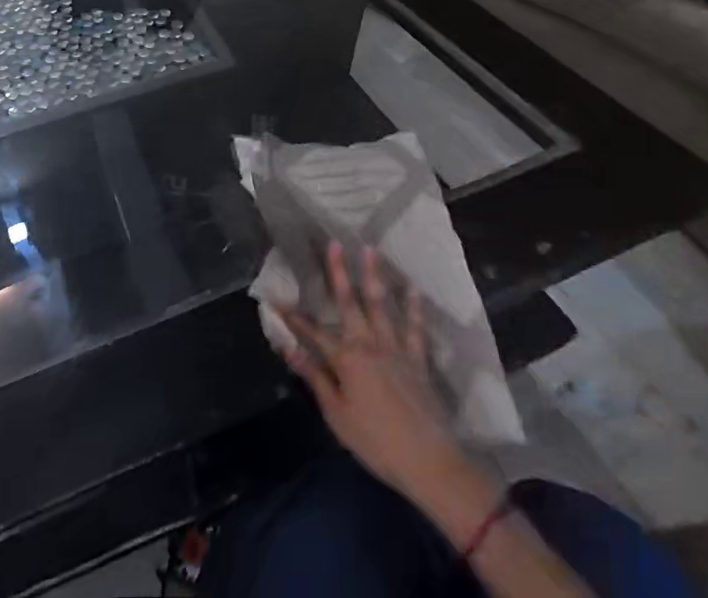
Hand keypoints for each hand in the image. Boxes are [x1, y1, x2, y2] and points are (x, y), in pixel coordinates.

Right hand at [277, 245, 466, 500]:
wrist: (431, 463)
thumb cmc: (375, 441)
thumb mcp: (336, 413)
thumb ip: (315, 377)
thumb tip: (288, 349)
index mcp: (345, 359)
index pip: (312, 333)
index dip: (293, 317)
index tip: (276, 299)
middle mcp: (369, 345)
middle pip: (349, 303)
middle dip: (338, 272)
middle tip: (332, 243)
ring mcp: (396, 349)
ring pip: (381, 305)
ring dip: (373, 276)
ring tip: (369, 250)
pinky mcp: (418, 360)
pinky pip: (415, 328)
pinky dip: (414, 307)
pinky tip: (412, 288)